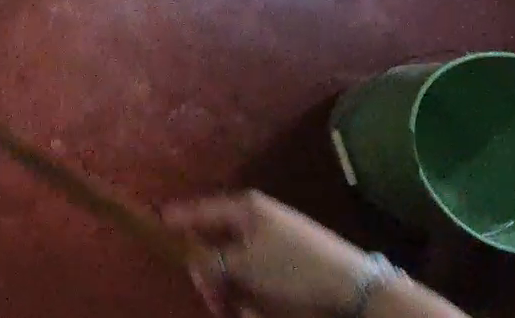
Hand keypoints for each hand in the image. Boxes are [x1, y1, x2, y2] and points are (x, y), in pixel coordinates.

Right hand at [161, 191, 367, 316]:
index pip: (198, 210)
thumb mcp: (244, 266)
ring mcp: (277, 241)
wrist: (358, 290)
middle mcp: (257, 219)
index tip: (156, 226)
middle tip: (215, 303)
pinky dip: (256, 296)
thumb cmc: (293, 269)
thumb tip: (193, 264)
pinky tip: (261, 313)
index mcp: (243, 208)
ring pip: (239, 266)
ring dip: (235, 291)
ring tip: (243, 313)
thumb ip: (210, 263)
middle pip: (218, 243)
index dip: (176, 220)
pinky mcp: (294, 266)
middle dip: (213, 275)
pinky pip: (261, 279)